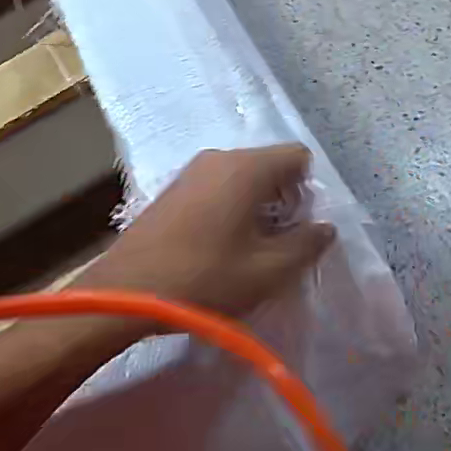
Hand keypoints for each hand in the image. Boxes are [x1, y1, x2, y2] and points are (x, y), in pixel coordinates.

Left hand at [80, 145, 336, 325]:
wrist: (125, 293)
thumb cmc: (204, 279)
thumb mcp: (268, 270)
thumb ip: (307, 244)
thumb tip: (326, 227)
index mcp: (246, 167)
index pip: (298, 157)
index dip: (309, 192)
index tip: (298, 230)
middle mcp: (218, 157)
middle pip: (270, 166)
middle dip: (283, 202)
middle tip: (276, 245)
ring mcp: (190, 172)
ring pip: (242, 179)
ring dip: (255, 209)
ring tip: (248, 251)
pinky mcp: (172, 190)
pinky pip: (216, 189)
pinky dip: (229, 210)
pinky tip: (218, 247)